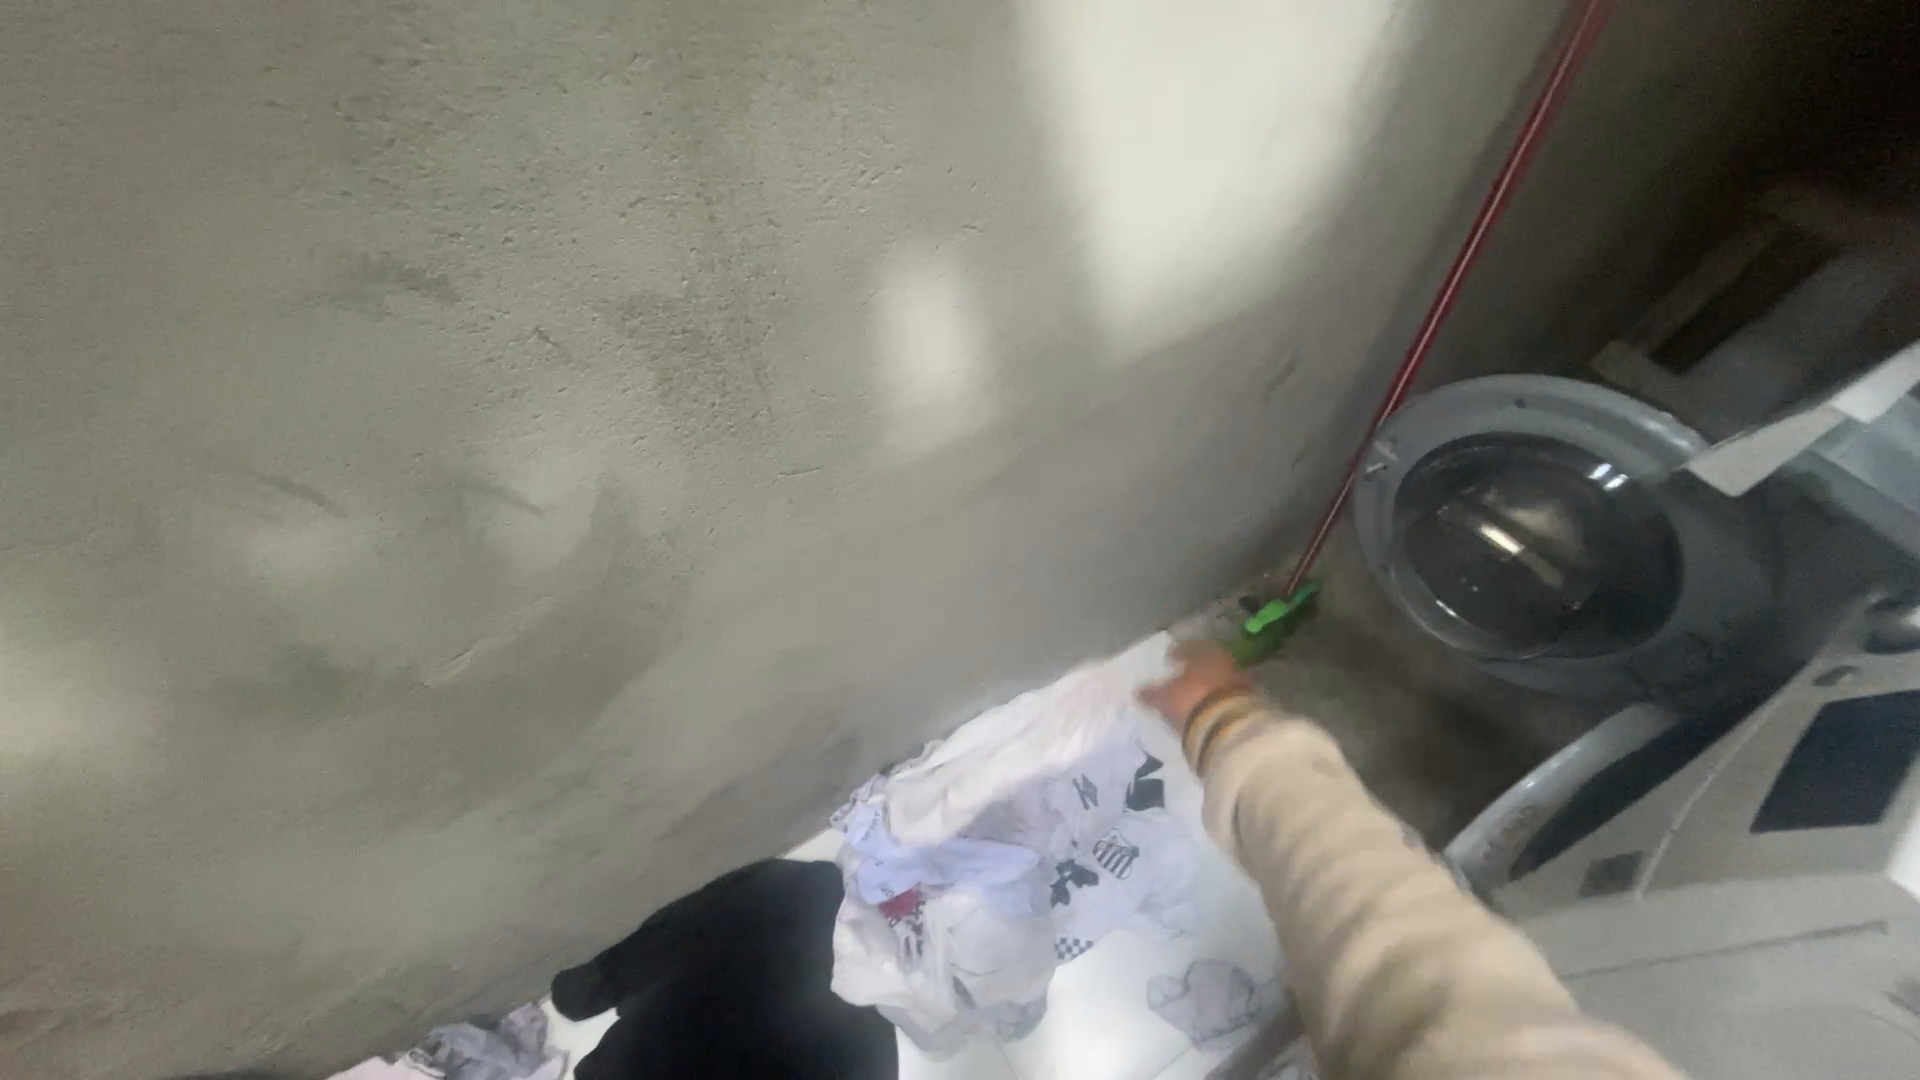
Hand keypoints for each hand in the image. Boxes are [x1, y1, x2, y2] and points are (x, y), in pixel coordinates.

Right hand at [1138, 640, 1251, 735]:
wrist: (1229, 727)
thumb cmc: (1191, 702)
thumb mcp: (1164, 699)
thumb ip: (1151, 693)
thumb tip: (1136, 691)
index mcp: (1203, 653)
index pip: (1189, 646)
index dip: (1177, 652)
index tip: (1168, 660)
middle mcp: (1223, 661)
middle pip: (1208, 660)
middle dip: (1195, 666)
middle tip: (1183, 674)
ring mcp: (1239, 680)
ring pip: (1220, 676)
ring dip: (1209, 682)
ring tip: (1196, 693)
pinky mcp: (1250, 700)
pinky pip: (1230, 693)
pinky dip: (1219, 697)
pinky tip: (1209, 706)